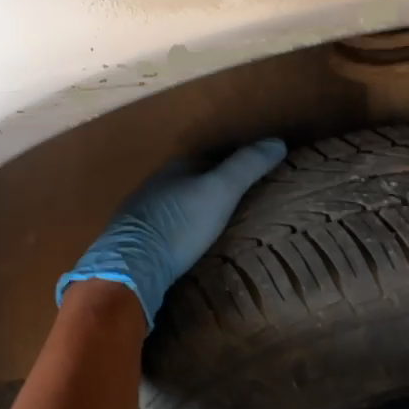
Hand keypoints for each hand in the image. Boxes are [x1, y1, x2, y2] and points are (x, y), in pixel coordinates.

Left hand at [57, 139, 287, 328]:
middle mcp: (154, 186)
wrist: (131, 267)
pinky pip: (162, 229)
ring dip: (193, 211)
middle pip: (190, 182)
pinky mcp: (132, 243)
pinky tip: (188, 245)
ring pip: (173, 206)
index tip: (251, 177)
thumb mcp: (221, 191)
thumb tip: (278, 141)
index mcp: (175, 169)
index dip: (230, 166)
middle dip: (210, 189)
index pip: (208, 160)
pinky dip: (178, 231)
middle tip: (238, 203)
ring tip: (217, 226)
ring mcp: (138, 214)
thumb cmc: (180, 223)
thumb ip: (247, 166)